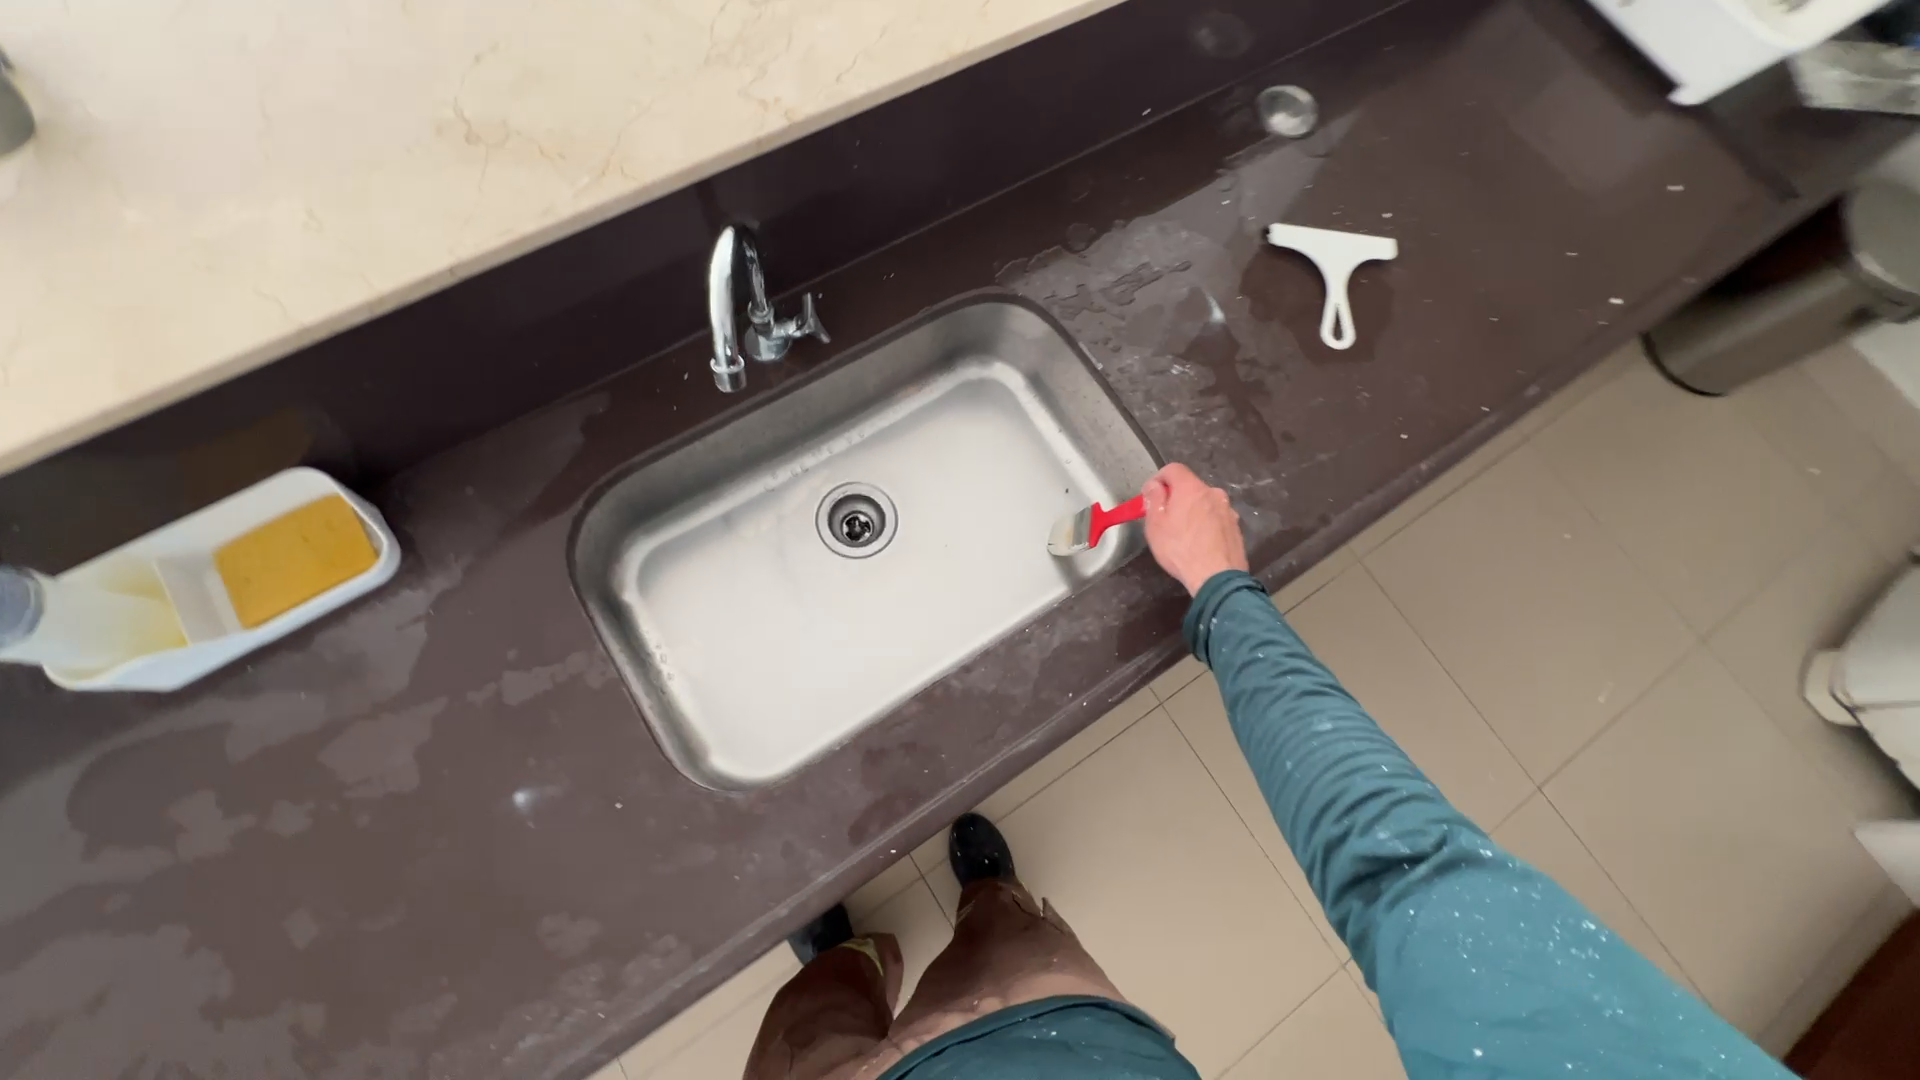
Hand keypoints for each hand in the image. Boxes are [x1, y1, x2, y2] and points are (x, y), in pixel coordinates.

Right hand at [1140, 463, 1249, 595]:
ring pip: (1204, 503)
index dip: (1158, 479)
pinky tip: (1200, 543)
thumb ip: (1154, 499)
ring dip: (1193, 511)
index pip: (1173, 469)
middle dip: (1176, 497)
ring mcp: (1228, 510)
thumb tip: (1154, 485)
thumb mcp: (1155, 524)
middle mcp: (1213, 493)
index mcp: (1191, 488)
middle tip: (1165, 519)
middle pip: (1190, 487)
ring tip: (1184, 535)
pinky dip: (1206, 525)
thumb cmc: (1179, 549)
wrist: (1217, 577)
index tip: (1150, 497)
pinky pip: (1216, 518)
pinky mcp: (1236, 527)